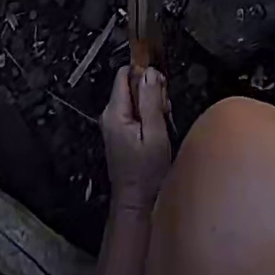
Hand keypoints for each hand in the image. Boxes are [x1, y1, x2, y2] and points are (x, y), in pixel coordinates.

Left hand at [101, 67, 171, 215]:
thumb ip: (151, 100)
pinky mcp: (120, 131)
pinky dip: (148, 115)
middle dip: (151, 91)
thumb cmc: (146, 172)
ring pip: (136, 97)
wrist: (136, 203)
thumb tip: (150, 71)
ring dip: (152, 104)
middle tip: (163, 111)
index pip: (125, 74)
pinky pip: (135, 111)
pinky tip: (156, 131)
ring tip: (161, 124)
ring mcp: (114, 123)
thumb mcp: (154, 133)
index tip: (160, 89)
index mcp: (115, 112)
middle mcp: (110, 114)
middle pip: (131, 84)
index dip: (144, 74)